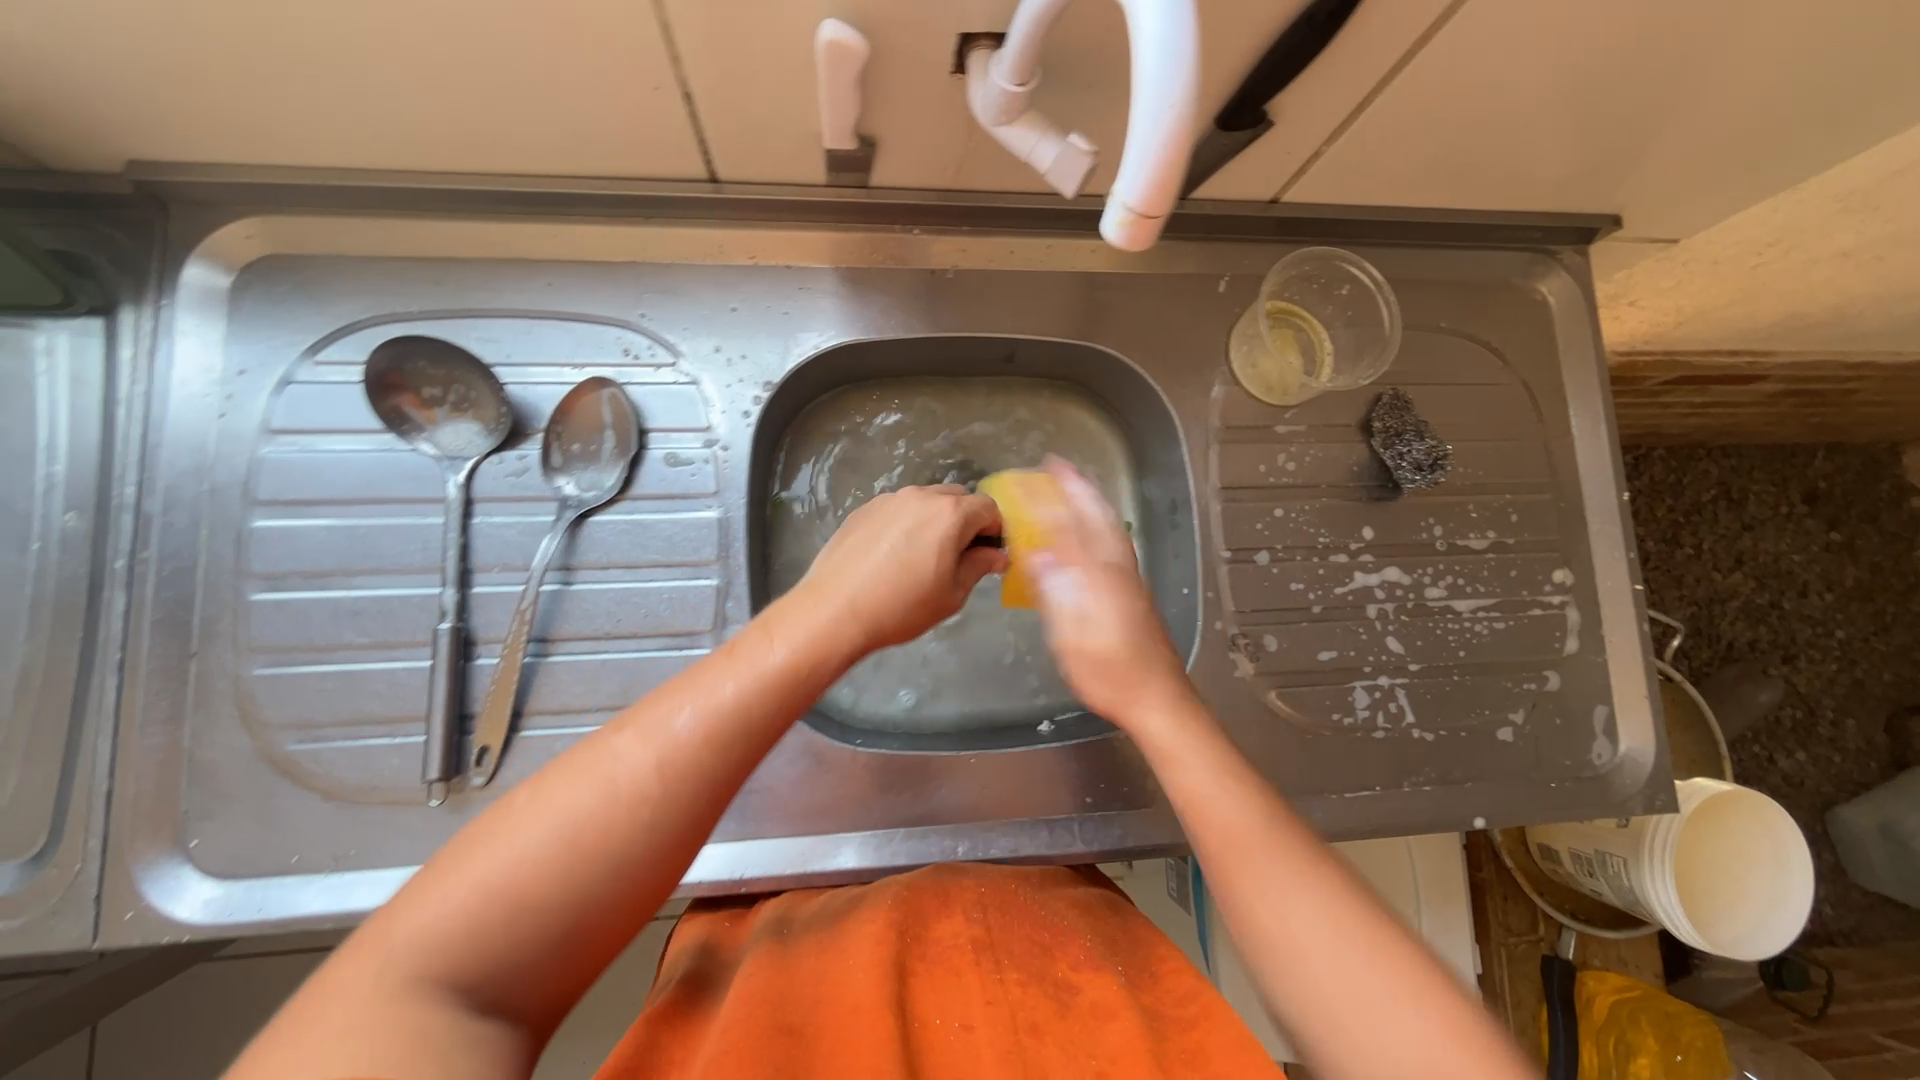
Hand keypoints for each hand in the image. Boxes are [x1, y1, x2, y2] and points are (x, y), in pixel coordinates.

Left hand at [790, 485, 1006, 654]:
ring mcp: (889, 499)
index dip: (995, 530)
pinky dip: (907, 523)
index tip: (989, 555)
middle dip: (967, 521)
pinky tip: (894, 555)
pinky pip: (898, 509)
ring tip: (923, 555)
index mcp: (950, 514)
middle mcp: (921, 496)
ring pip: (926, 500)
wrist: (835, 610)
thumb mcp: (952, 594)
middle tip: (959, 556)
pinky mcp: (864, 509)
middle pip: (958, 497)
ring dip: (936, 520)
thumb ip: (979, 566)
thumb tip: (996, 555)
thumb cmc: (902, 606)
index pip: (988, 508)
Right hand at [1025, 457, 1193, 729]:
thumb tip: (1036, 554)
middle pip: (1097, 519)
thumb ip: (1057, 594)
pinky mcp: (1136, 591)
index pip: (1070, 530)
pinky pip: (1117, 541)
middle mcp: (1117, 570)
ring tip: (1077, 484)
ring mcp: (1130, 579)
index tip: (1038, 475)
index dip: (1053, 501)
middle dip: (1078, 489)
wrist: (1158, 697)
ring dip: (1093, 502)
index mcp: (1097, 579)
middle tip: (1059, 465)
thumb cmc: (1109, 675)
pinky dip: (1104, 522)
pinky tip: (1100, 526)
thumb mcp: (1072, 639)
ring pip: (1111, 528)